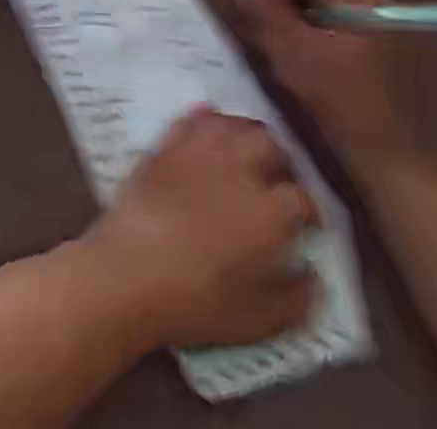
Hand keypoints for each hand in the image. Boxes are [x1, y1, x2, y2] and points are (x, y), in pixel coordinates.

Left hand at [78, 108, 317, 348]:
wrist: (124, 275)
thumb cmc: (196, 302)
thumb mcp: (262, 319)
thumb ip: (296, 296)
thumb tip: (310, 276)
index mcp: (267, 213)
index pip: (303, 198)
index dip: (311, 210)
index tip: (310, 224)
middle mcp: (234, 173)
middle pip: (269, 145)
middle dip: (283, 160)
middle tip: (282, 178)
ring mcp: (192, 157)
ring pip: (227, 125)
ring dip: (245, 131)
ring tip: (250, 145)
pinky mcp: (158, 154)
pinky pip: (183, 123)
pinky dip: (199, 117)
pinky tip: (205, 118)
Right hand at [227, 0, 406, 168]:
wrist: (384, 151)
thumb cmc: (336, 102)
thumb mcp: (290, 50)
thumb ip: (263, 3)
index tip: (249, 6)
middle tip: (257, 19)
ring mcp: (376, 13)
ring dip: (287, 0)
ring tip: (274, 32)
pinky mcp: (374, 29)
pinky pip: (327, 3)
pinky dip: (303, 13)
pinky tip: (294, 41)